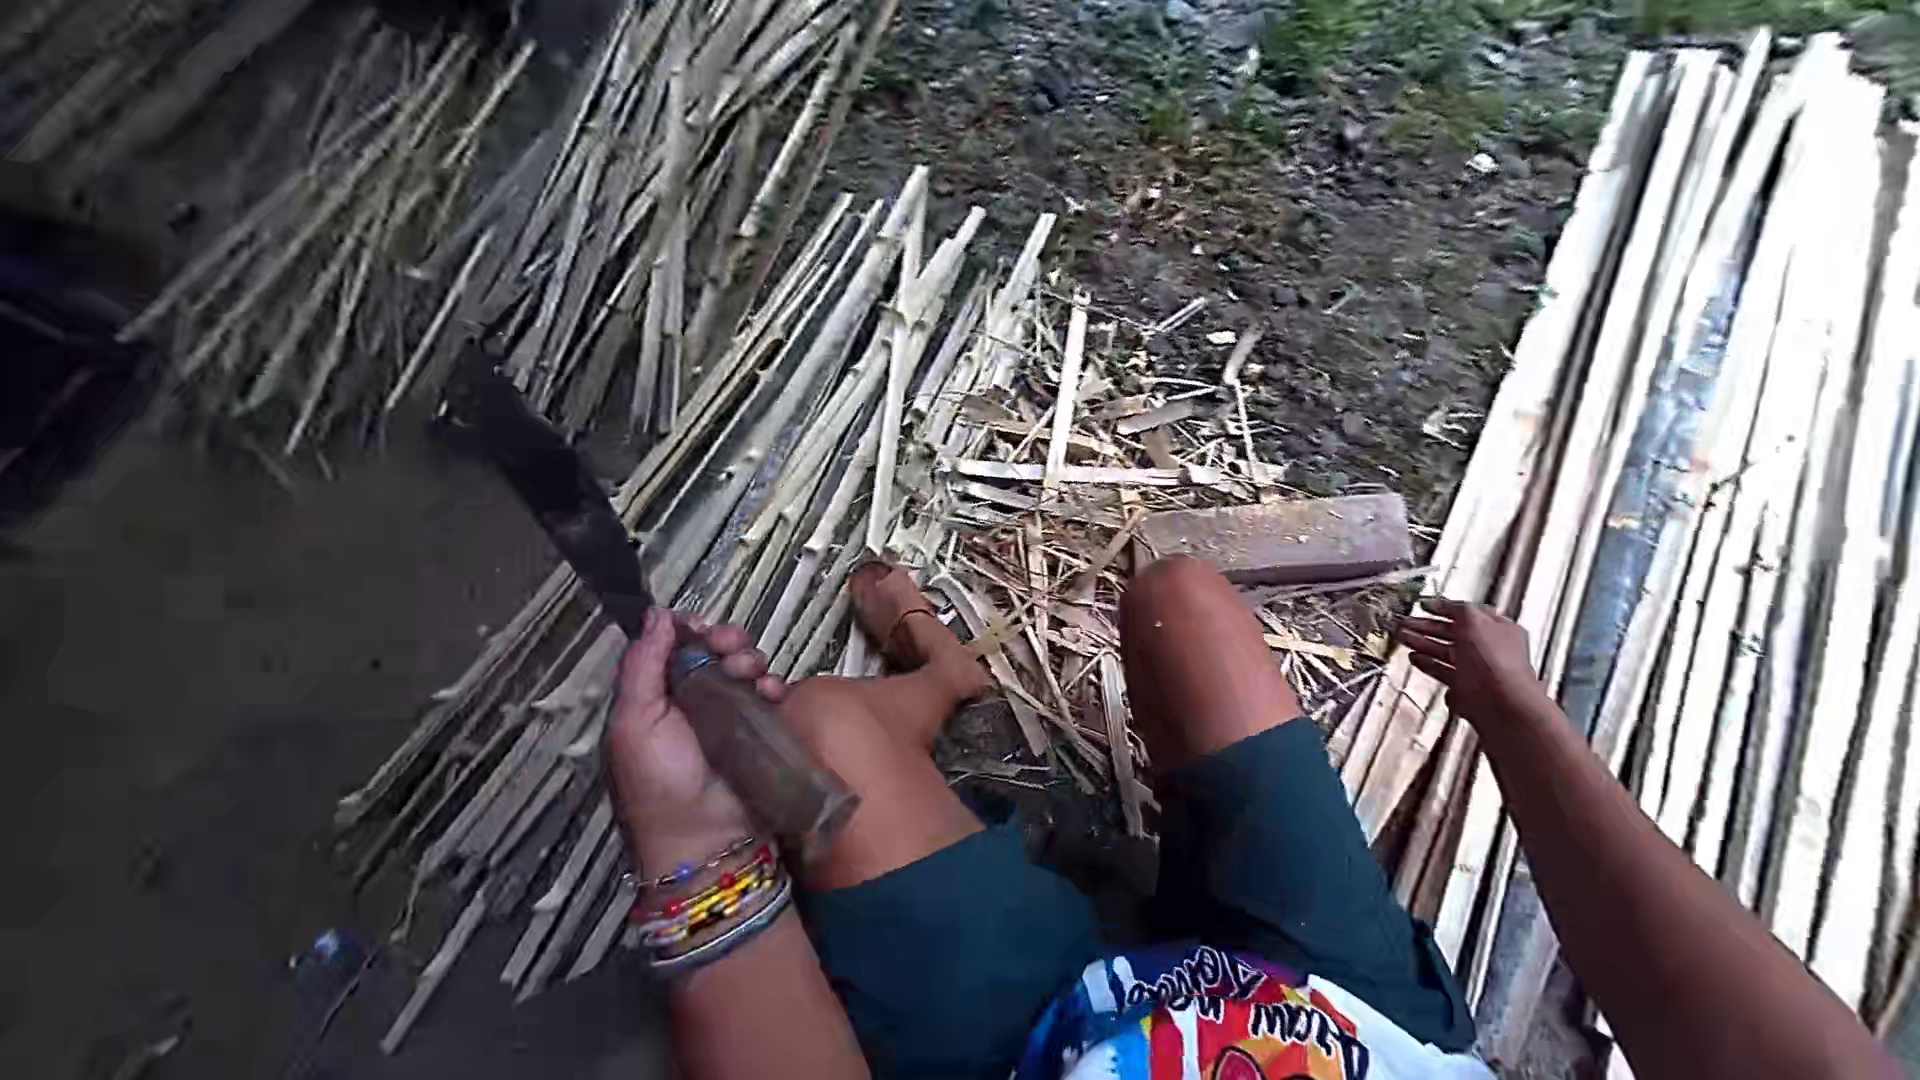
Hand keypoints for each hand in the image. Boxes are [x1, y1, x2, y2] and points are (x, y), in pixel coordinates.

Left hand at [605, 608, 787, 874]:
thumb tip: (655, 614)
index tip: (700, 627)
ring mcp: (731, 712)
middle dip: (726, 639)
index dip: (690, 630)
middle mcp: (694, 698)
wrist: (705, 840)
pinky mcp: (762, 726)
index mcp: (657, 694)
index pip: (676, 645)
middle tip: (730, 647)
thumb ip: (641, 666)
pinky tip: (772, 692)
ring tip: (750, 674)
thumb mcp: (633, 724)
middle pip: (715, 648)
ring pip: (746, 664)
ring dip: (750, 658)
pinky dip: (774, 683)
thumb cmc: (658, 784)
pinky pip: (772, 691)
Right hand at [1393, 597, 1552, 726]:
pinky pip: (1440, 670)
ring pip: (1442, 651)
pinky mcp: (1463, 686)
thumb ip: (1458, 609)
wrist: (1499, 703)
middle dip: (1424, 626)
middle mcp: (1488, 648)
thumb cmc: (1495, 662)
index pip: (1467, 613)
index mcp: (1497, 629)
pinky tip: (1414, 657)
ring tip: (1400, 635)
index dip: (1444, 608)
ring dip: (1420, 642)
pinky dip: (1426, 663)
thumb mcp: (1474, 621)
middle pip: (1451, 632)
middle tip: (1404, 621)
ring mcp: (1475, 668)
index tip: (1424, 605)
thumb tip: (1446, 604)